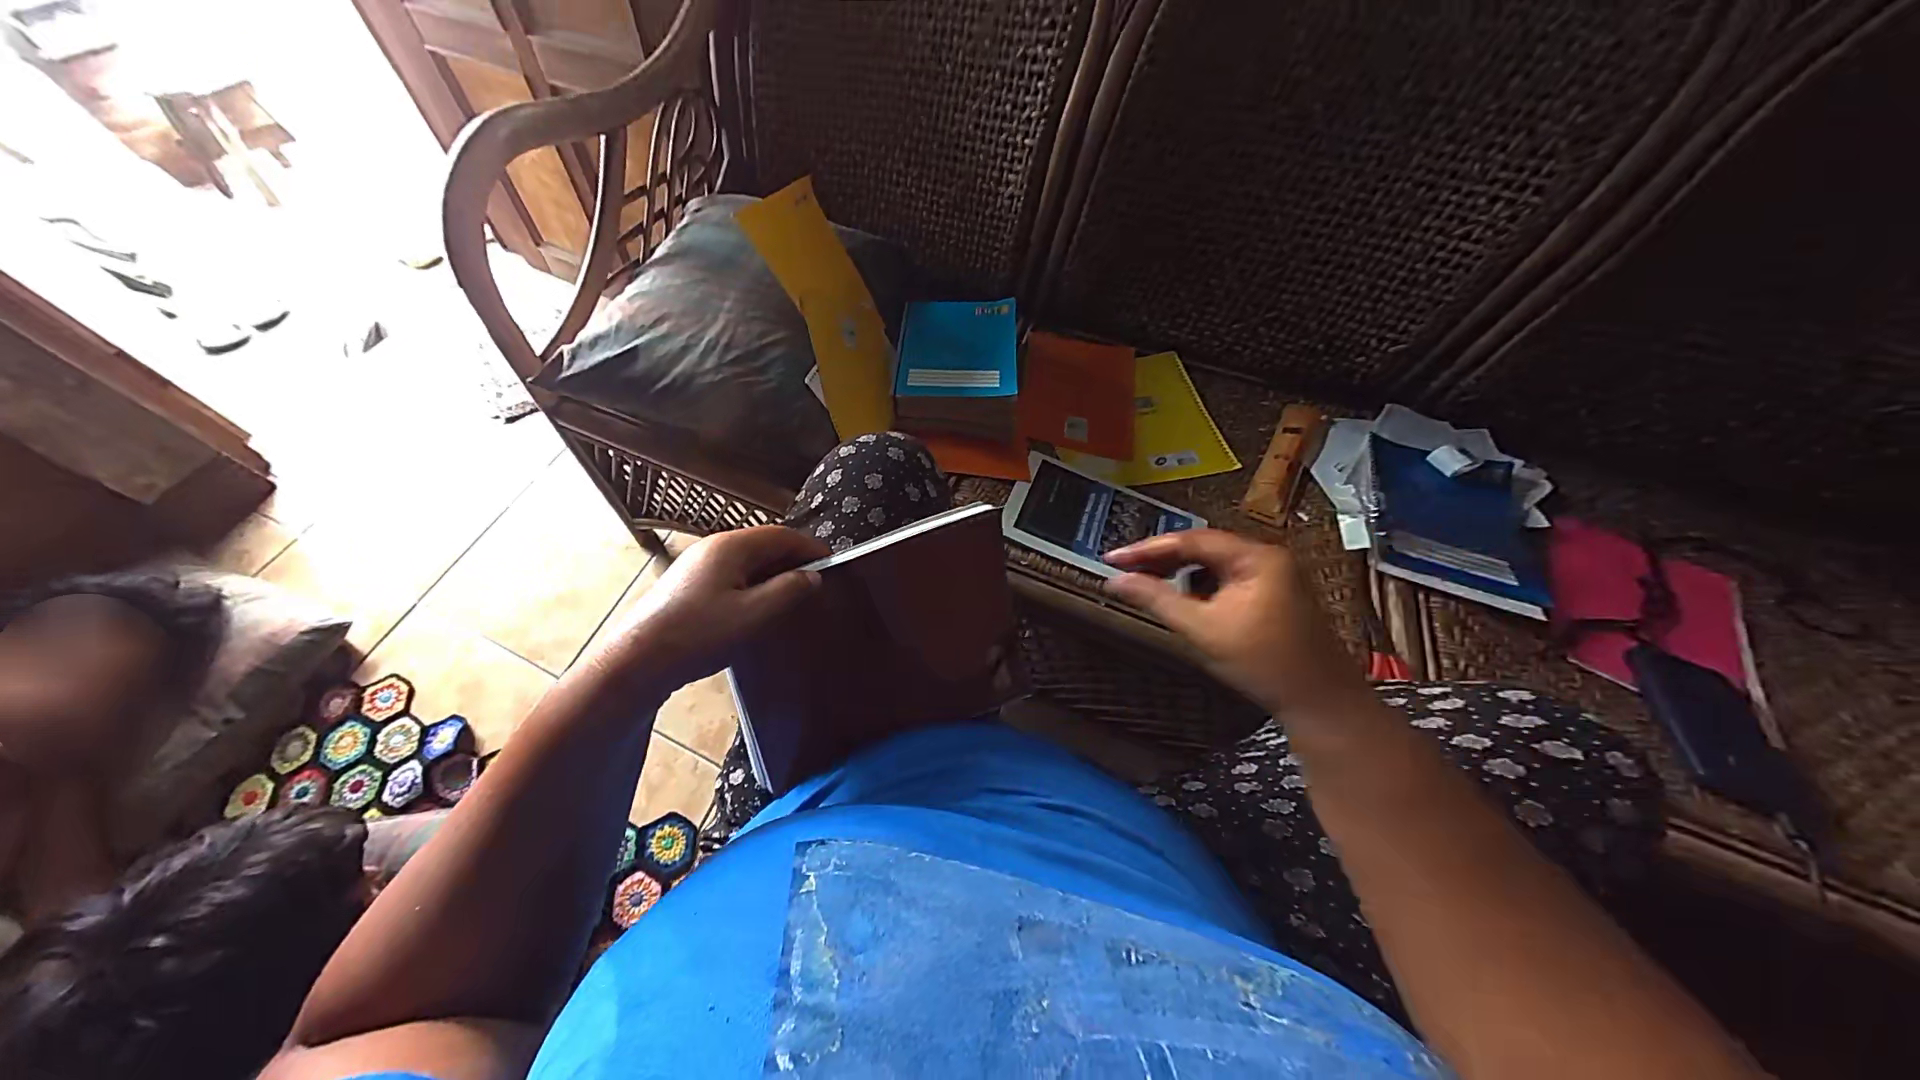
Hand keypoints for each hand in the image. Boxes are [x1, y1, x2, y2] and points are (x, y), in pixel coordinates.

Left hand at [585, 526, 829, 692]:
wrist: (637, 659)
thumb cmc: (697, 634)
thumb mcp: (754, 614)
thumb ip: (789, 591)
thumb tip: (812, 577)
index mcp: (731, 546)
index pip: (782, 535)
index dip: (811, 548)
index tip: (832, 563)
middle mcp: (713, 547)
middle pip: (764, 544)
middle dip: (793, 560)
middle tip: (816, 582)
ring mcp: (697, 564)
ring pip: (747, 560)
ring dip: (773, 573)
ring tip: (791, 596)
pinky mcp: (687, 584)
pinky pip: (731, 573)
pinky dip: (753, 583)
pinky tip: (757, 606)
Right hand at [1103, 529, 1367, 718]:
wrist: (1322, 702)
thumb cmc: (1264, 664)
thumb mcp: (1203, 630)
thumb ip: (1157, 599)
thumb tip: (1116, 581)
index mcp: (1256, 557)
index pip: (1190, 540)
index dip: (1147, 549)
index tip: (1113, 558)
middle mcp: (1267, 557)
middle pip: (1203, 548)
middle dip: (1163, 559)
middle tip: (1125, 570)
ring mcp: (1274, 575)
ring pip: (1214, 564)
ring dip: (1182, 573)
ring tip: (1148, 584)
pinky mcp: (1274, 594)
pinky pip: (1227, 579)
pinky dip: (1202, 587)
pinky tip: (1185, 603)